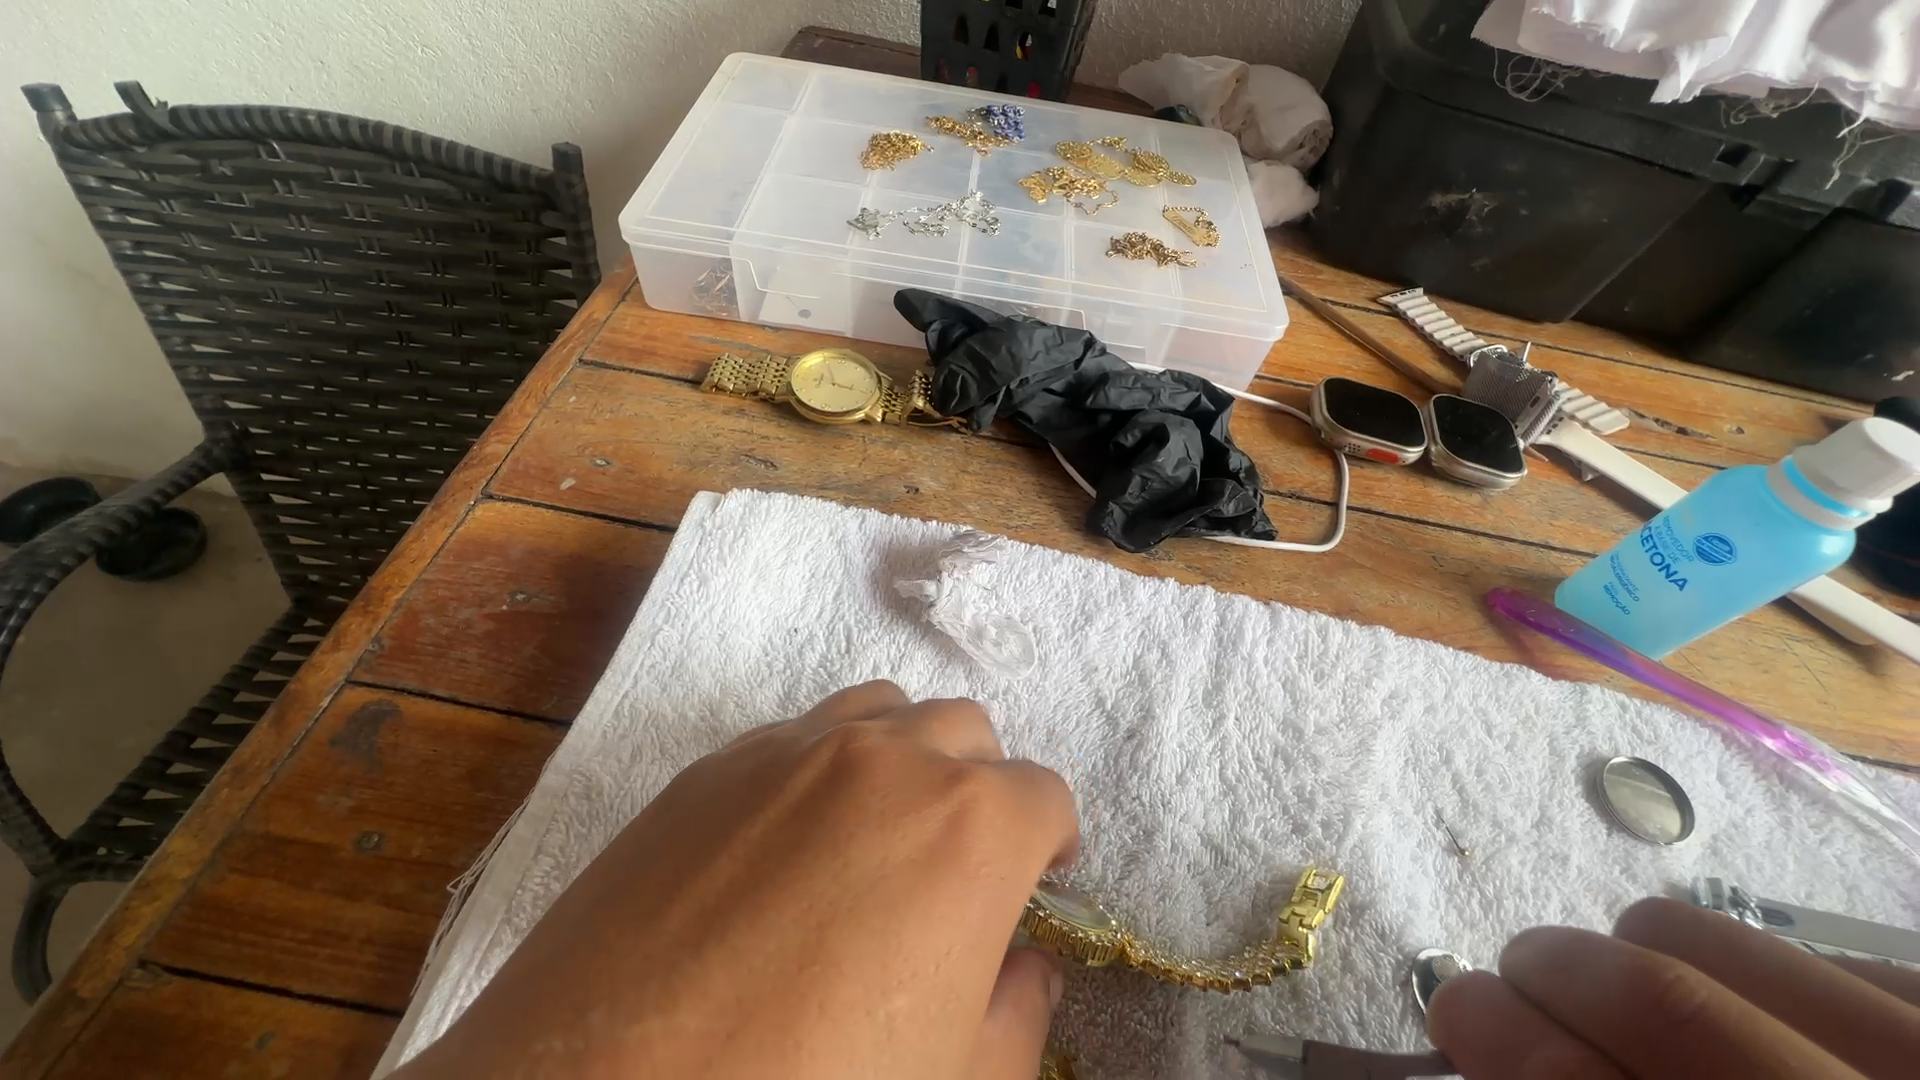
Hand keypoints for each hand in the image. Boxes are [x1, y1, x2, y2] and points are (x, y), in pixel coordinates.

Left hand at [393, 681, 1077, 1079]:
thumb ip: (1019, 1012)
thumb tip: (1028, 967)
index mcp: (972, 824)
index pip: (1044, 796)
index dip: (1052, 841)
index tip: (1039, 879)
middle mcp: (890, 757)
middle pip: (968, 731)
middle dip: (982, 786)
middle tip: (958, 861)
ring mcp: (795, 748)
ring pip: (883, 709)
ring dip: (905, 754)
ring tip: (880, 827)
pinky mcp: (714, 765)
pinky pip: (797, 735)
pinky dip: (824, 765)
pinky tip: (791, 838)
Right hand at [1429, 896, 1919, 1078]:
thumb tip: (1486, 1065)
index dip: (1492, 1030)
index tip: (1454, 1008)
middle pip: (1645, 992)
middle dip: (1542, 969)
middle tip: (1519, 984)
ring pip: (1712, 940)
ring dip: (1634, 954)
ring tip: (1642, 1003)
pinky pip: (1828, 953)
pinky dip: (1761, 975)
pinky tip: (1776, 1033)